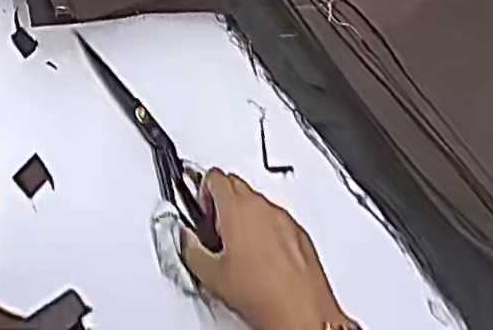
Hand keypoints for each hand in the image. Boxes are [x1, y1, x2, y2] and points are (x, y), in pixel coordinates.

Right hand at [182, 170, 356, 329]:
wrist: (305, 319)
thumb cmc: (265, 298)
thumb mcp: (212, 276)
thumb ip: (191, 248)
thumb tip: (187, 240)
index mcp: (236, 207)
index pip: (213, 176)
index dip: (203, 192)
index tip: (203, 211)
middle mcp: (260, 206)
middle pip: (234, 184)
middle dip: (223, 201)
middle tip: (218, 229)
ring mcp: (283, 219)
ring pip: (257, 202)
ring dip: (246, 216)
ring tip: (242, 249)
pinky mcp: (301, 234)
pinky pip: (278, 219)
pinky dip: (268, 230)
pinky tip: (266, 260)